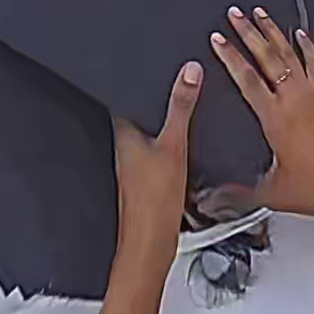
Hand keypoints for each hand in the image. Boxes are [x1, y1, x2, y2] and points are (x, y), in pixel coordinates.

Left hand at [111, 60, 201, 266]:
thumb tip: (189, 72)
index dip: (135, 81)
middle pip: (138, 115)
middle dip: (154, 100)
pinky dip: (170, 143)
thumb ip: (181, 107)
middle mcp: (126, 149)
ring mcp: (136, 166)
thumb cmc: (153, 203)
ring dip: (163, 122)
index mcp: (125, 135)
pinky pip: (158, 152)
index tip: (147, 65)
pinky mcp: (148, 181)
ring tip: (181, 106)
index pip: (125, 98)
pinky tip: (185, 144)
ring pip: (148, 134)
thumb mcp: (174, 145)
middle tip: (171, 81)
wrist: (150, 248)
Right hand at [209, 6, 313, 228]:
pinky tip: (300, 34)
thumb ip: (240, 192)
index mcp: (275, 117)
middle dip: (247, 32)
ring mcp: (312, 93)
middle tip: (235, 14)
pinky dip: (306, 45)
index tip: (218, 40)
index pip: (246, 78)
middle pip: (266, 56)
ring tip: (260, 13)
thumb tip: (216, 197)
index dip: (229, 57)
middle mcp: (293, 98)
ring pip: (288, 52)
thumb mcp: (273, 191)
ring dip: (272, 31)